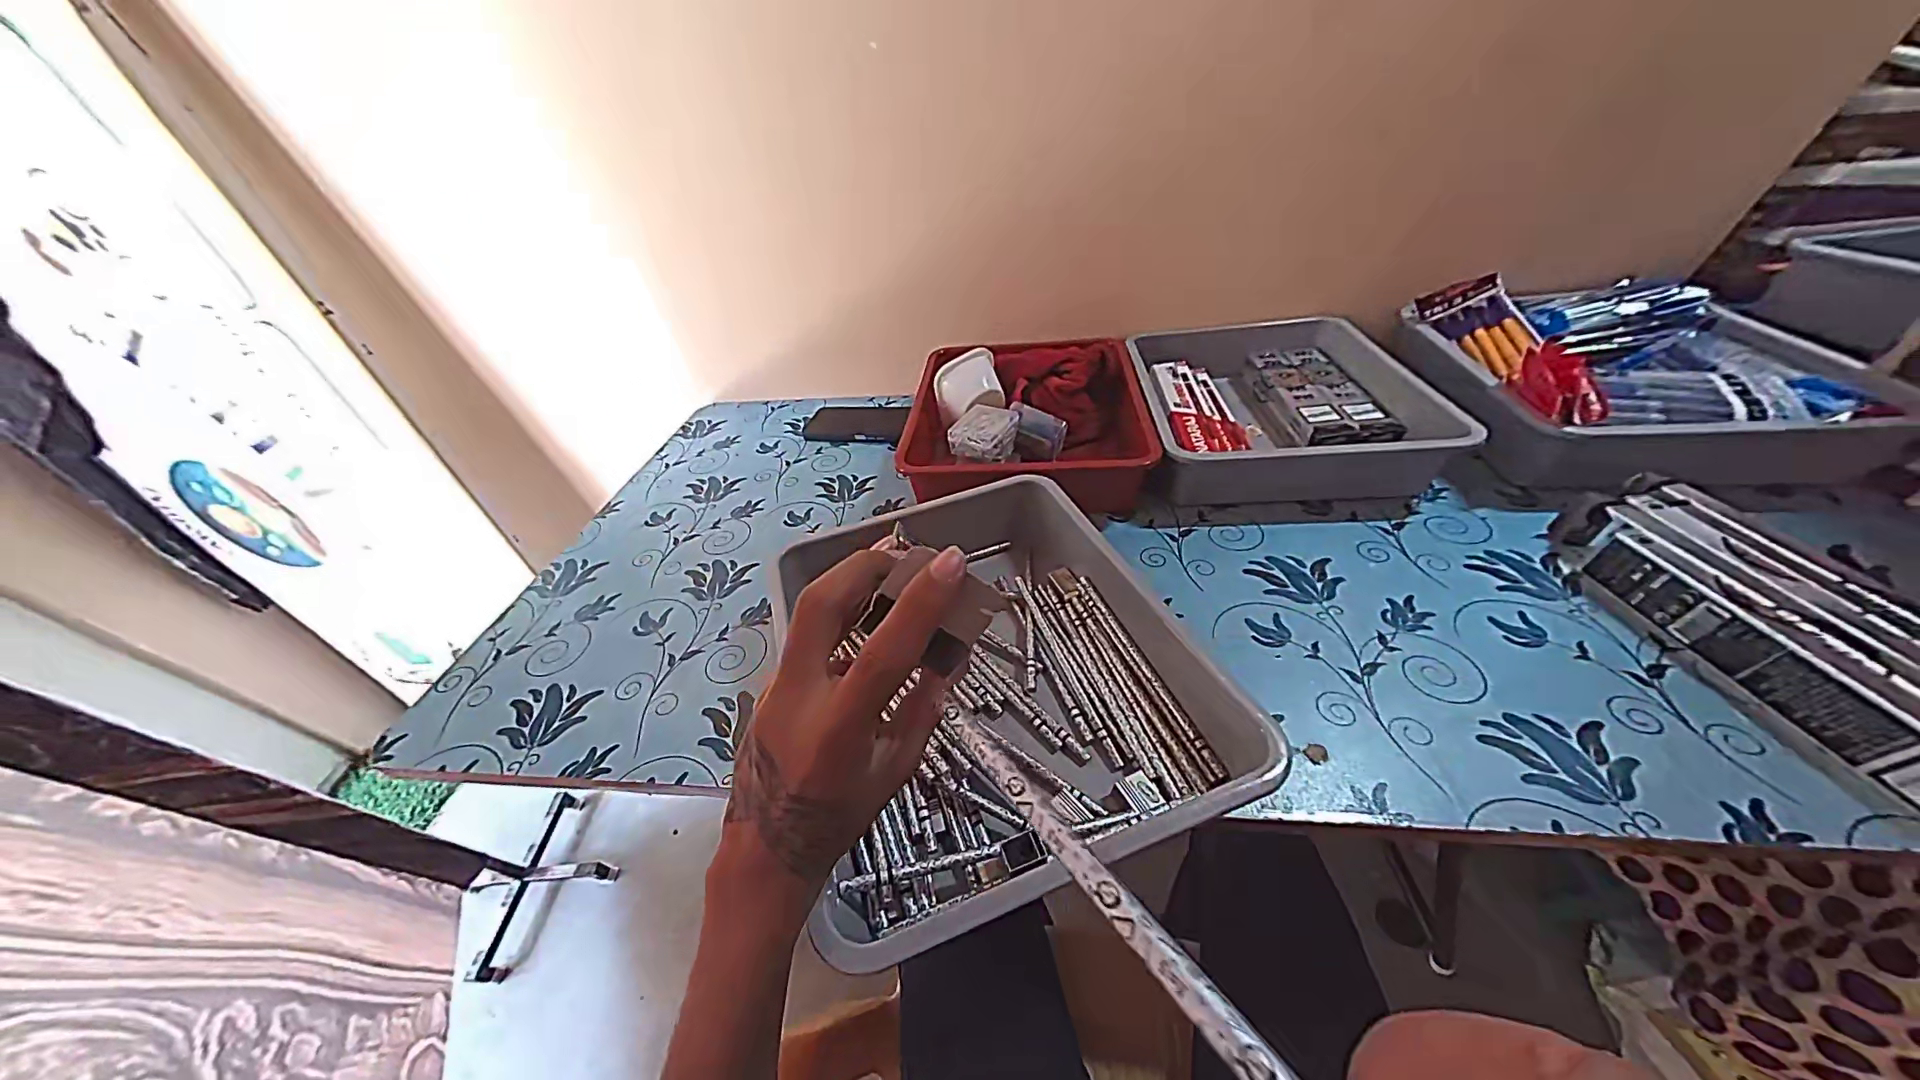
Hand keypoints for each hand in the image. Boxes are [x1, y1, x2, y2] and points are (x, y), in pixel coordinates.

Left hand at [718, 542, 968, 896]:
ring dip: (852, 577)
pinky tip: (865, 604)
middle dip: (866, 565)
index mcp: (840, 728)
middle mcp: (800, 695)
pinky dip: (840, 605)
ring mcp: (777, 684)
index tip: (949, 563)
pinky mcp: (772, 680)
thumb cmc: (836, 819)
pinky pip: (807, 629)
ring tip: (889, 562)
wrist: (764, 847)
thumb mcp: (895, 772)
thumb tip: (944, 663)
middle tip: (905, 551)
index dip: (920, 603)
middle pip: (822, 605)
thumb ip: (922, 713)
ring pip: (808, 608)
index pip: (884, 652)